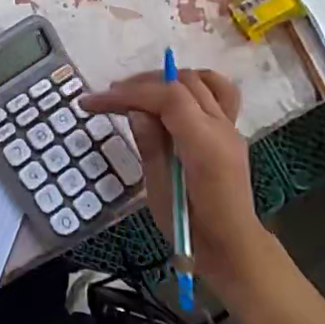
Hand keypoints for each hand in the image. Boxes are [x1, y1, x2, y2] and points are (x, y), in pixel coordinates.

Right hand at [81, 69, 267, 280]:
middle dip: (141, 85)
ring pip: (203, 80)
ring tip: (137, 92)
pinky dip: (189, 85)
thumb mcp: (159, 190)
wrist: (230, 244)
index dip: (128, 93)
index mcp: (204, 146)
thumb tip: (136, 111)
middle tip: (108, 98)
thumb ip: (151, 145)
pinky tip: (168, 97)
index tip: (93, 103)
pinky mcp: (229, 131)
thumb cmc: (190, 227)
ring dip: (166, 79)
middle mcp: (222, 129)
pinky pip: (217, 92)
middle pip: (182, 83)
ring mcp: (231, 127)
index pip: (168, 98)